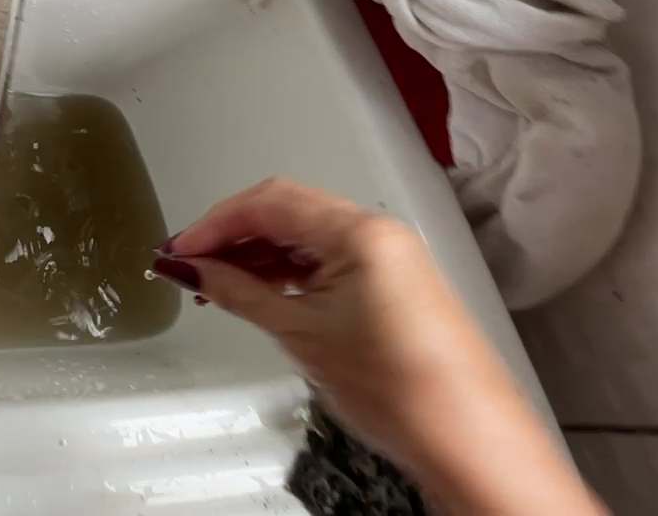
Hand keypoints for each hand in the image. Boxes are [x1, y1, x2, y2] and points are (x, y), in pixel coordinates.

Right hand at [158, 178, 603, 515]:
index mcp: (360, 233)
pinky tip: (255, 290)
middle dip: (230, 234)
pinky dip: (282, 268)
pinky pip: (321, 256)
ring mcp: (387, 257)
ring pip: (299, 233)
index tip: (179, 248)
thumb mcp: (300, 333)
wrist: (477, 454)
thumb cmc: (407, 395)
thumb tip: (189, 268)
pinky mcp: (391, 282)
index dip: (213, 223)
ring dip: (253, 252)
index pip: (265, 203)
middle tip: (190, 260)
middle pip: (281, 210)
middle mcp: (377, 233)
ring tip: (214, 281)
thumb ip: (235, 290)